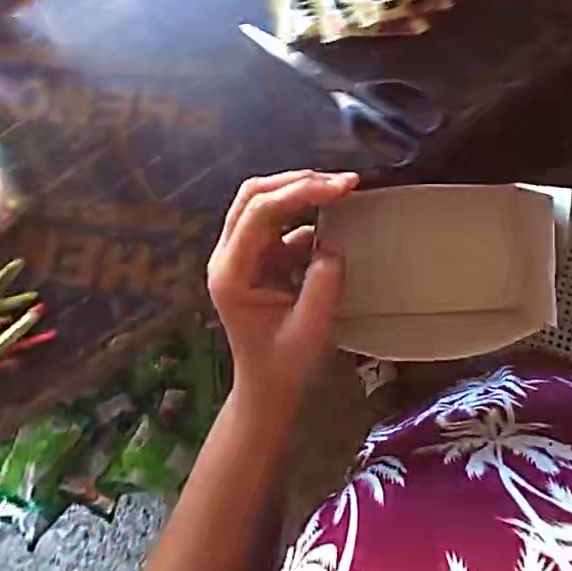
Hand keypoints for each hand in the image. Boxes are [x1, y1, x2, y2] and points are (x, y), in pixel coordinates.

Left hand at [206, 171, 359, 408]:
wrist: (266, 388)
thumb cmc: (283, 367)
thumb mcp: (309, 332)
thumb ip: (322, 287)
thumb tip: (333, 245)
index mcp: (231, 273)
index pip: (259, 213)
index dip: (299, 192)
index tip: (341, 187)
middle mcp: (229, 256)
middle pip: (254, 196)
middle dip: (297, 182)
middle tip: (342, 182)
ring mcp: (241, 254)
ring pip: (263, 203)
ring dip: (300, 193)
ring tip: (341, 190)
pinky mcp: (258, 258)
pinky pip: (278, 223)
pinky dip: (306, 215)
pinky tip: (333, 217)